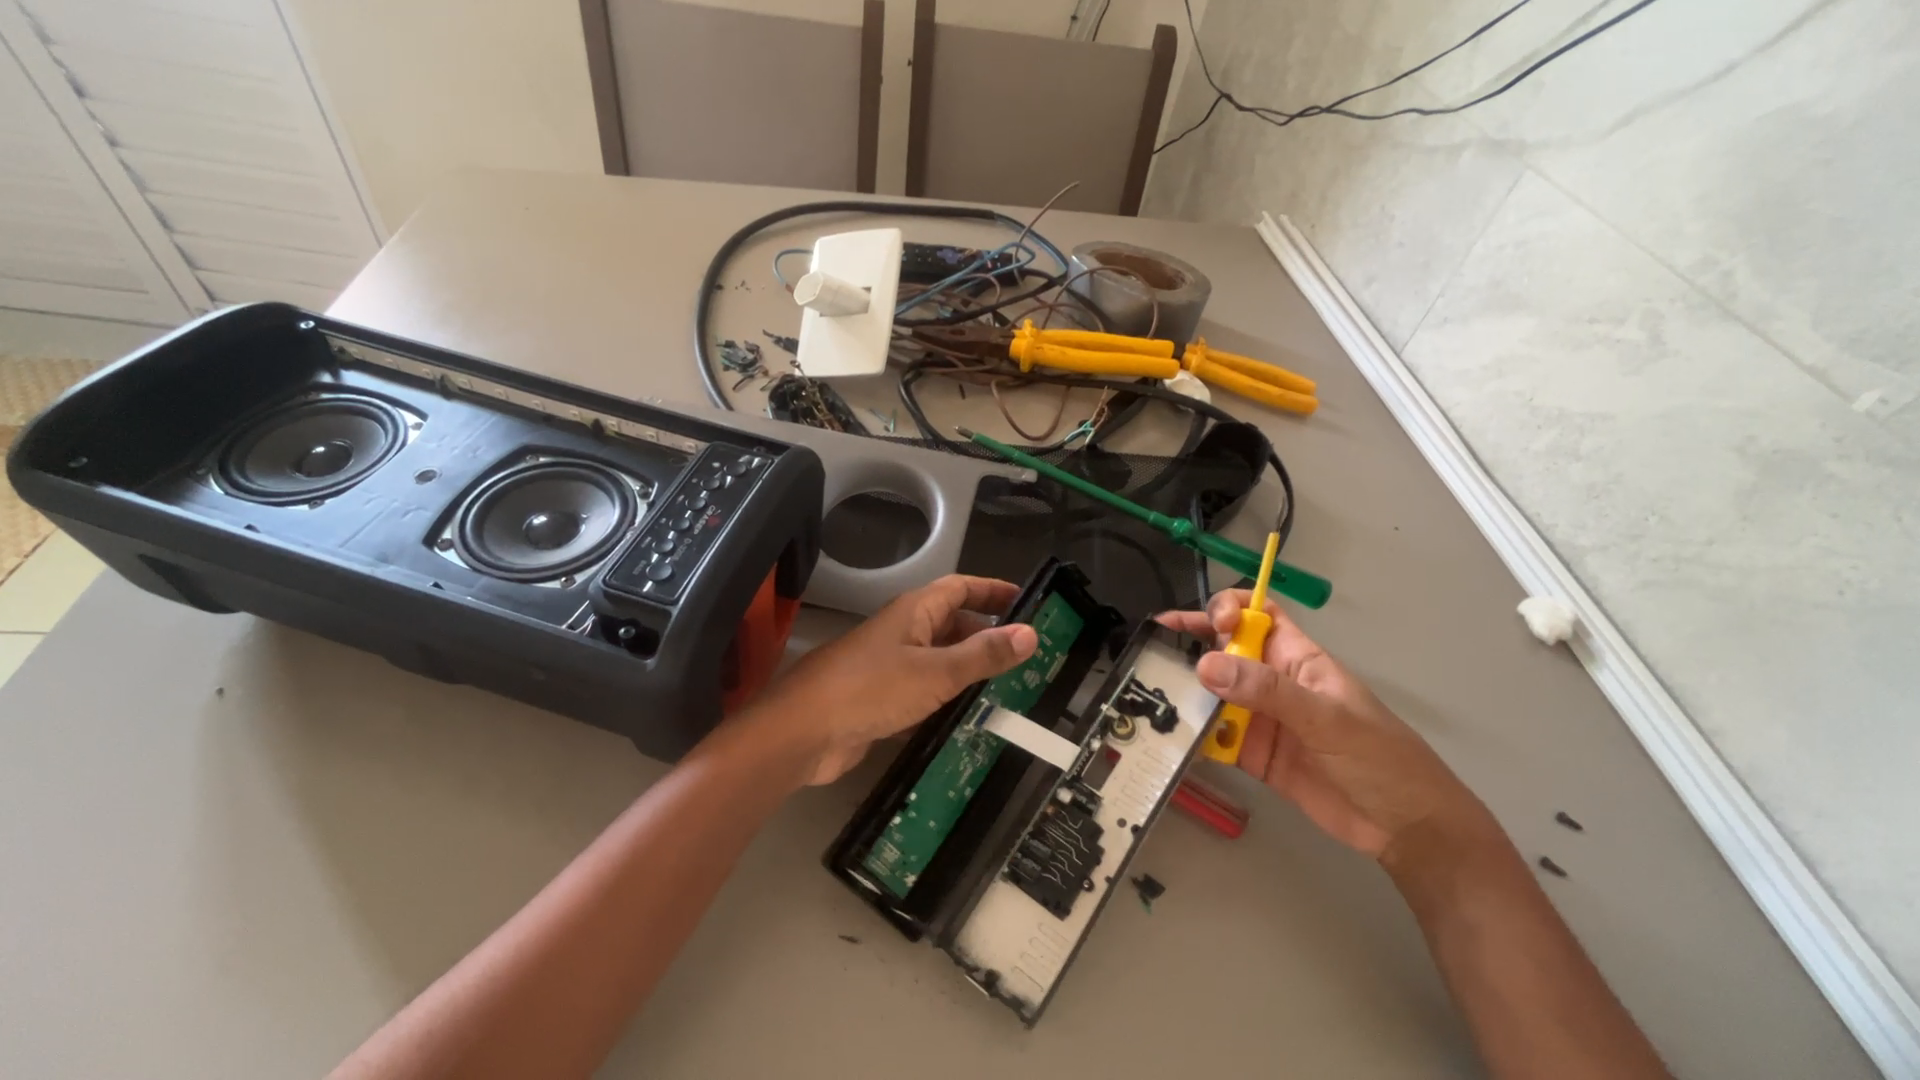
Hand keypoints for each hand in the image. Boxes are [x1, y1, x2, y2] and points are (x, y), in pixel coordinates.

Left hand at [745, 575, 1037, 785]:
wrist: (804, 733)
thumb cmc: (870, 690)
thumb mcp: (935, 671)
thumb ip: (983, 655)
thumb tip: (1031, 632)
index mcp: (913, 613)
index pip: (960, 588)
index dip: (993, 591)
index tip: (1029, 601)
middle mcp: (902, 634)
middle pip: (951, 624)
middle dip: (987, 634)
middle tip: (1029, 654)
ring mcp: (890, 669)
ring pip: (939, 661)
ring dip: (969, 670)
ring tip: (1012, 687)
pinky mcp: (882, 703)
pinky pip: (925, 693)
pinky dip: (948, 700)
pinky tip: (970, 719)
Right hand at [1156, 591, 1494, 864]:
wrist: (1405, 828)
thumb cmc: (1380, 757)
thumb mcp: (1326, 717)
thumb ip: (1267, 691)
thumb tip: (1206, 666)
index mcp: (1298, 659)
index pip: (1258, 615)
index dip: (1230, 608)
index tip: (1207, 623)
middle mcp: (1274, 684)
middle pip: (1225, 651)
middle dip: (1191, 646)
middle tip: (1152, 650)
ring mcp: (1262, 721)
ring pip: (1214, 695)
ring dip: (1186, 694)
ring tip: (1148, 695)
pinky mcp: (1254, 757)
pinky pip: (1215, 739)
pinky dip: (1194, 737)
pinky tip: (1170, 738)